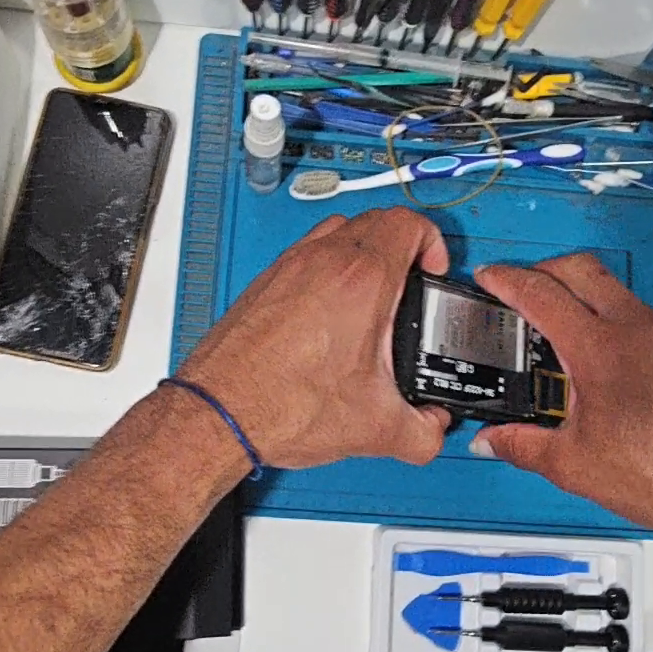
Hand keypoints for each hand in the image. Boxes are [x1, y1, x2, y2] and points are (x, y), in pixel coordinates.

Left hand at [177, 207, 452, 468]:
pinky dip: (327, 266)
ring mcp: (290, 266)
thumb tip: (432, 428)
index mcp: (361, 281)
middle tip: (410, 283)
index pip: (408, 224)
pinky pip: (306, 252)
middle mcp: (323, 261)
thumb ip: (422, 431)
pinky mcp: (266, 281)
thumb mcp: (374, 428)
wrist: (219, 411)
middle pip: (377, 220)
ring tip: (373, 292)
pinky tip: (330, 312)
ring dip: (364, 249)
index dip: (432, 241)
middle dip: (403, 246)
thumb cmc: (279, 404)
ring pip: (339, 230)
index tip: (432, 270)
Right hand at [472, 254, 652, 539]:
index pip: (541, 294)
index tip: (491, 276)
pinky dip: (621, 325)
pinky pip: (650, 320)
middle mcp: (639, 330)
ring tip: (567, 334)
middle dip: (544, 269)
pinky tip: (615, 365)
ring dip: (586, 297)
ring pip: (619, 292)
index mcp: (600, 351)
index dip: (507, 280)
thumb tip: (492, 441)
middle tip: (524, 286)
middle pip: (582, 269)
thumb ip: (521, 445)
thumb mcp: (573, 464)